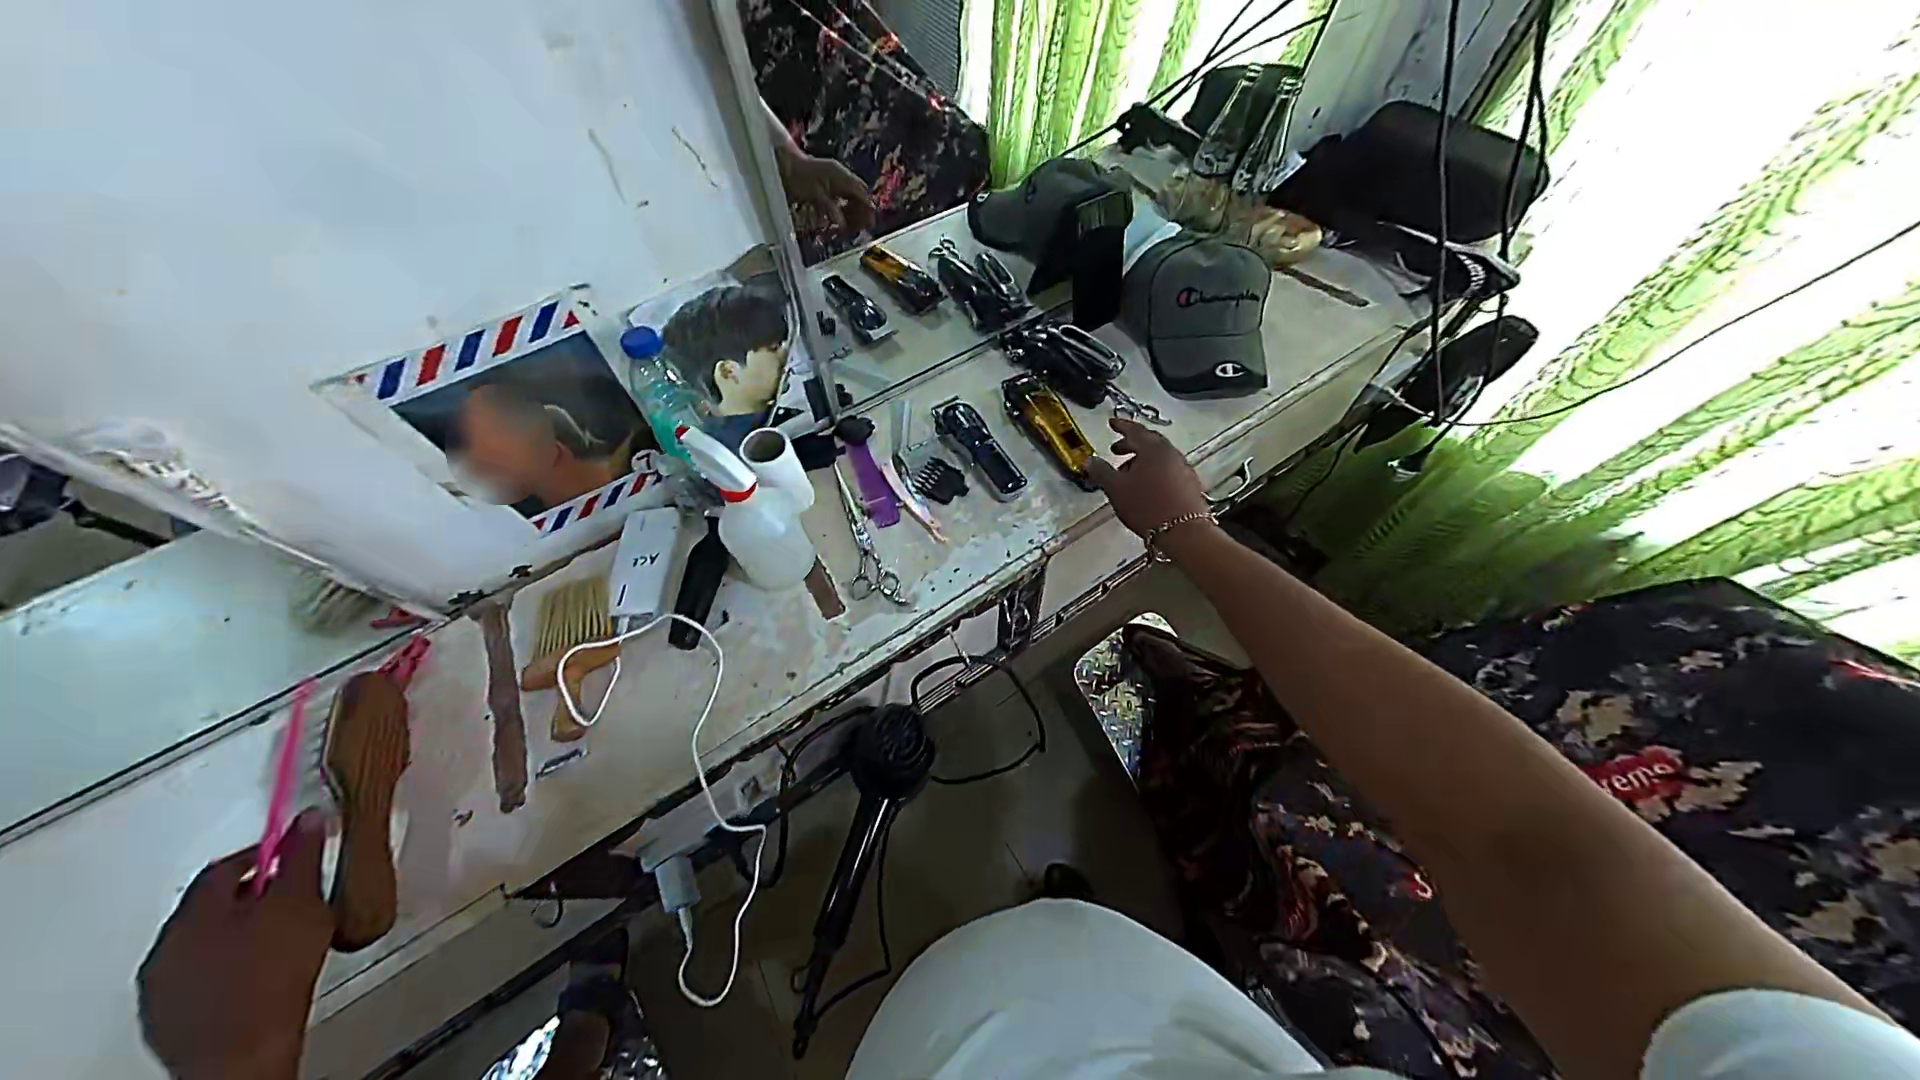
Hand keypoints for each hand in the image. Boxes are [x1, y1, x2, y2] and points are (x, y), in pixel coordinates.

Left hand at [138, 811, 333, 1079]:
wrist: (246, 1046)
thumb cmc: (274, 971)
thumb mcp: (303, 899)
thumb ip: (304, 856)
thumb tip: (308, 820)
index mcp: (193, 914)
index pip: (227, 864)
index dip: (266, 851)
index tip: (295, 848)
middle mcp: (166, 946)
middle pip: (215, 901)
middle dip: (256, 891)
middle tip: (297, 890)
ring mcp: (162, 983)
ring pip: (207, 937)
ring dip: (244, 925)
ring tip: (288, 929)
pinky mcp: (170, 1011)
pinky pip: (202, 969)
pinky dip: (232, 958)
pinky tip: (265, 964)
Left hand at [779, 151, 875, 232]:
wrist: (783, 164)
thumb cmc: (797, 177)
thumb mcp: (815, 195)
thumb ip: (831, 210)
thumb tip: (842, 225)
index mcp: (841, 176)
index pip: (861, 193)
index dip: (868, 209)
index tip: (870, 223)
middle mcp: (841, 176)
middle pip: (859, 196)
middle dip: (861, 213)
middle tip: (858, 228)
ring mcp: (835, 180)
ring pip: (851, 199)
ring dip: (851, 214)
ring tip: (847, 228)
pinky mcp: (828, 185)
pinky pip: (841, 199)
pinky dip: (842, 211)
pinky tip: (837, 221)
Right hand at [1086, 417, 1212, 540]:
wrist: (1183, 532)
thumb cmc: (1147, 506)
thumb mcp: (1116, 489)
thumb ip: (1101, 471)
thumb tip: (1090, 460)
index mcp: (1152, 449)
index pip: (1135, 430)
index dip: (1121, 426)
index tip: (1112, 423)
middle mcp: (1171, 454)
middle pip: (1150, 442)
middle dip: (1132, 444)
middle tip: (1117, 450)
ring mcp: (1183, 468)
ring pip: (1160, 457)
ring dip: (1143, 460)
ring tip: (1128, 473)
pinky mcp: (1190, 484)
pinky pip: (1169, 470)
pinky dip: (1155, 471)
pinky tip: (1147, 486)